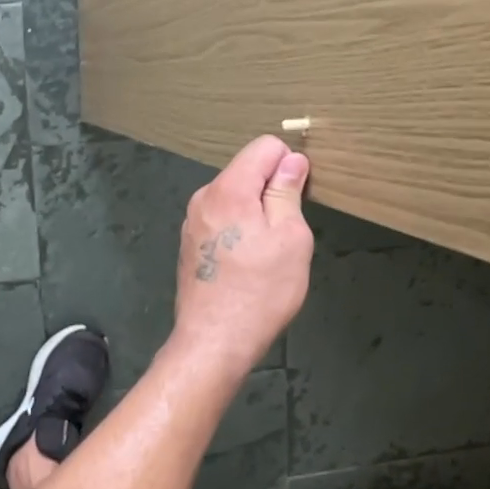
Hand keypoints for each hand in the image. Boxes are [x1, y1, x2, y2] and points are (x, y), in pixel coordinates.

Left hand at [172, 135, 314, 371]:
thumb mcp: (290, 238)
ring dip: (256, 215)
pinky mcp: (190, 245)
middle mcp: (203, 198)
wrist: (214, 341)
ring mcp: (192, 222)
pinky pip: (222, 222)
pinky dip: (239, 232)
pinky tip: (247, 266)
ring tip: (267, 255)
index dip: (290, 164)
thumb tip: (292, 160)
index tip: (299, 198)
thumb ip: (288, 192)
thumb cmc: (260, 291)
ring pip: (235, 199)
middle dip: (271, 192)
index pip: (264, 147)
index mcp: (228, 189)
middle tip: (286, 234)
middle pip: (247, 172)